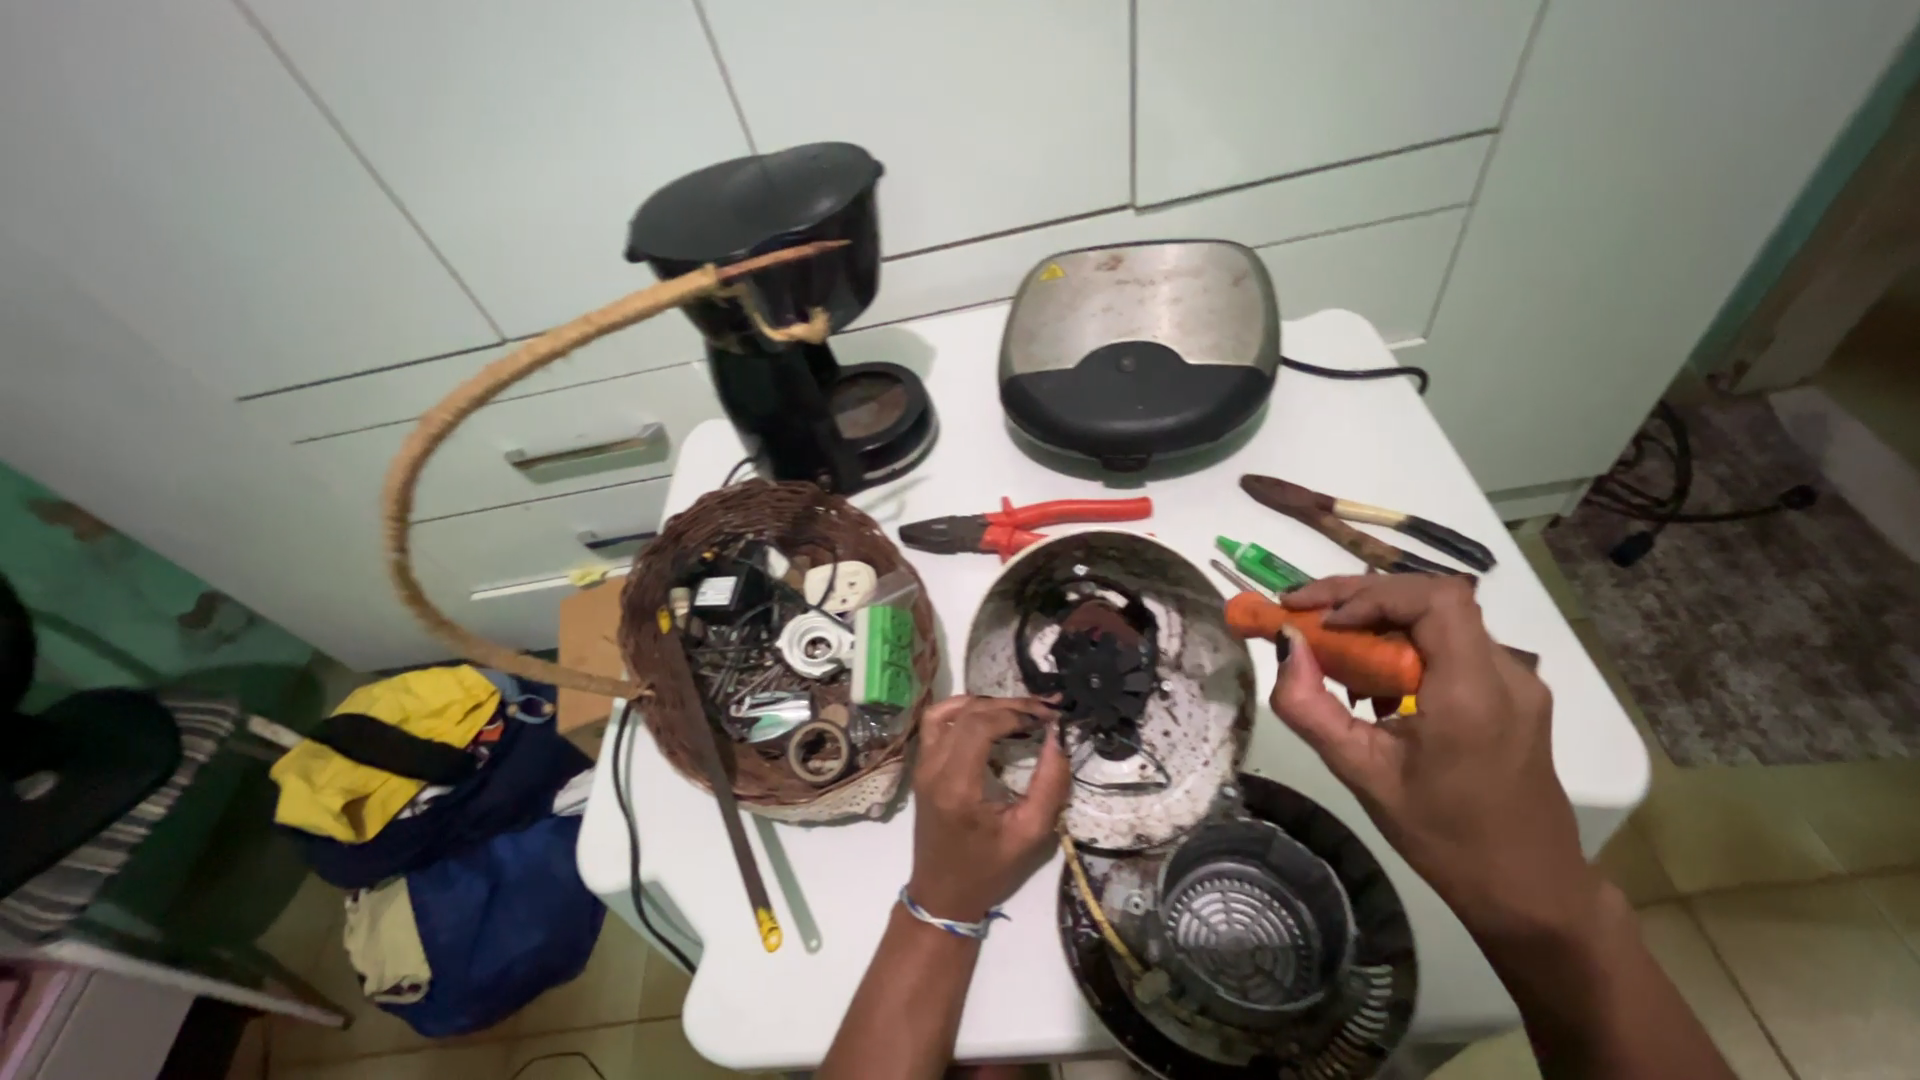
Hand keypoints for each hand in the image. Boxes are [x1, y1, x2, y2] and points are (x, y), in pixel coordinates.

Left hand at [906, 695, 1069, 922]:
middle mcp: (933, 768)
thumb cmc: (988, 870)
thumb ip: (1049, 784)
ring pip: (949, 712)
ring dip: (986, 704)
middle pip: (968, 714)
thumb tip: (1057, 738)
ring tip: (1020, 710)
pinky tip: (986, 714)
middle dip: (1009, 705)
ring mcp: (922, 765)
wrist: (943, 895)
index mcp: (957, 786)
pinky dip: (960, 710)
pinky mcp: (921, 767)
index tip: (1048, 717)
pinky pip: (935, 723)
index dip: (1016, 712)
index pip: (981, 725)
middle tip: (1044, 710)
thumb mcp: (1030, 835)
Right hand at [1269, 575, 1605, 938]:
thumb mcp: (1360, 773)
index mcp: (1472, 691)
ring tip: (1334, 655)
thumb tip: (1284, 645)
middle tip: (1306, 618)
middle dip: (1362, 600)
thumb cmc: (1442, 837)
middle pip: (1433, 600)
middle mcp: (1506, 673)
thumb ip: (1310, 707)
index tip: (1321, 622)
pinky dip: (1406, 647)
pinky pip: (1454, 647)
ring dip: (1381, 623)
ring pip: (1442, 620)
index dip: (1370, 595)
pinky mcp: (1515, 694)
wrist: (1529, 888)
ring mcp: (1518, 681)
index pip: (1432, 599)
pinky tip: (1376, 688)